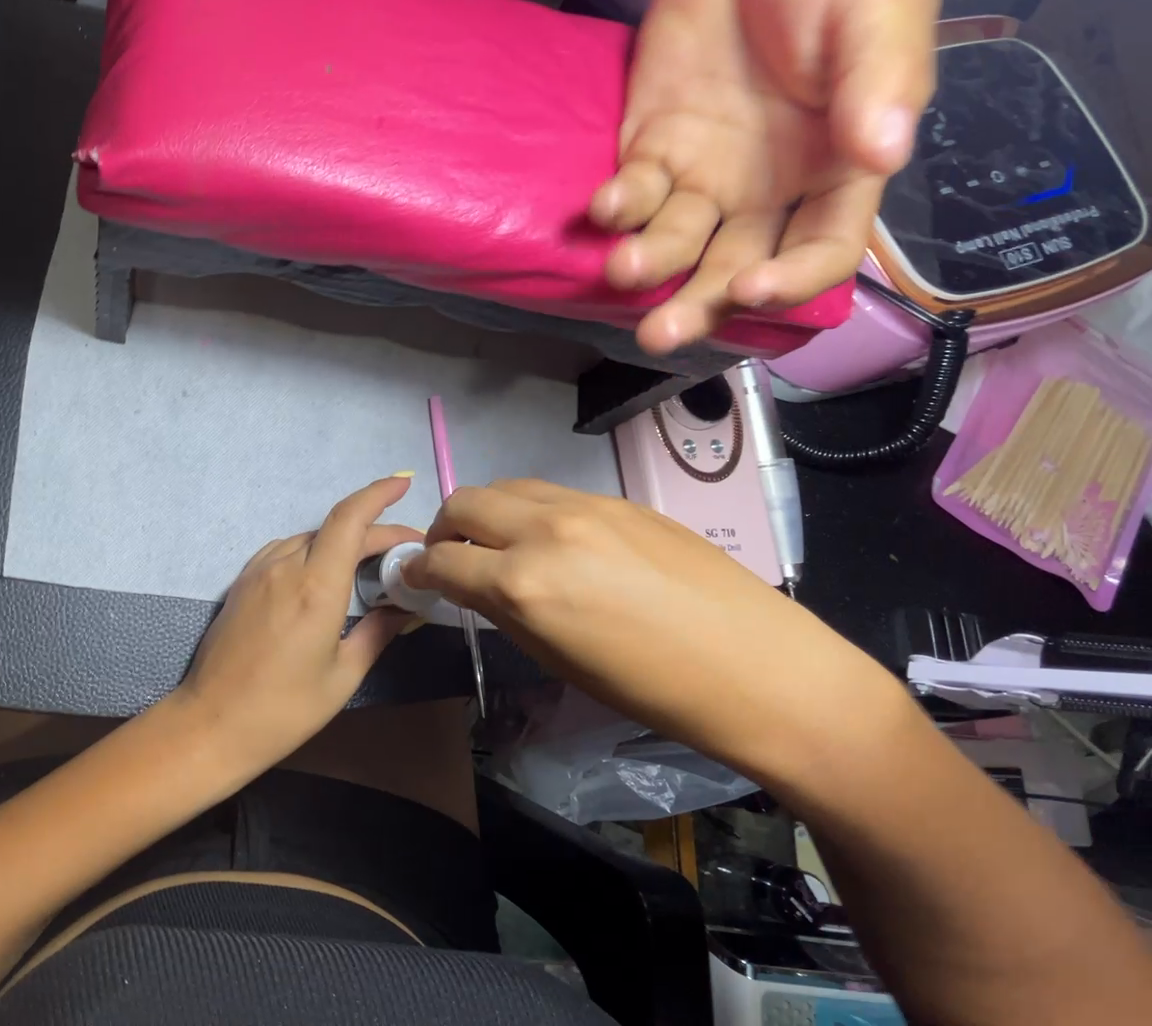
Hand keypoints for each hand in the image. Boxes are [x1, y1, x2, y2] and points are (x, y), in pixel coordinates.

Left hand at [173, 475, 420, 768]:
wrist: (213, 722)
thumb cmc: (284, 708)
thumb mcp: (343, 676)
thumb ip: (377, 633)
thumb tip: (406, 609)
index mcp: (316, 587)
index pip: (350, 520)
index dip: (378, 494)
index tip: (404, 484)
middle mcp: (285, 567)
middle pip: (333, 528)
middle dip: (373, 530)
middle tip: (405, 552)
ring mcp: (257, 572)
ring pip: (307, 538)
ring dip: (340, 541)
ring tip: (370, 564)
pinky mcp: (241, 584)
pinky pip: (283, 551)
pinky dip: (312, 551)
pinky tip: (323, 575)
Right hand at [402, 480, 916, 779]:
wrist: (760, 669)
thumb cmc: (650, 689)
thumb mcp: (556, 658)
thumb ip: (502, 610)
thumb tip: (467, 584)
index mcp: (523, 583)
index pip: (441, 559)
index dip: (419, 571)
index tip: (415, 580)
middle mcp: (545, 530)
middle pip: (464, 502)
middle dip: (444, 529)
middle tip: (451, 557)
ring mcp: (587, 506)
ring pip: (506, 487)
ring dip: (486, 512)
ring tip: (499, 545)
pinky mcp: (621, 500)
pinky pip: (551, 493)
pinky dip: (530, 511)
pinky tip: (554, 544)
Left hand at [594, 0, 941, 353]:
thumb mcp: (881, 8)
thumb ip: (881, 81)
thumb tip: (886, 153)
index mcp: (836, 170)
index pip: (821, 250)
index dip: (790, 282)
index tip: (751, 287)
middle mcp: (765, 191)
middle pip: (731, 269)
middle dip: (697, 306)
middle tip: (659, 335)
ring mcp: (703, 176)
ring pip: (675, 244)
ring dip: (648, 265)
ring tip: (623, 269)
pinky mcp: (652, 153)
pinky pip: (633, 196)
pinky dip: (618, 208)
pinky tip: (605, 207)